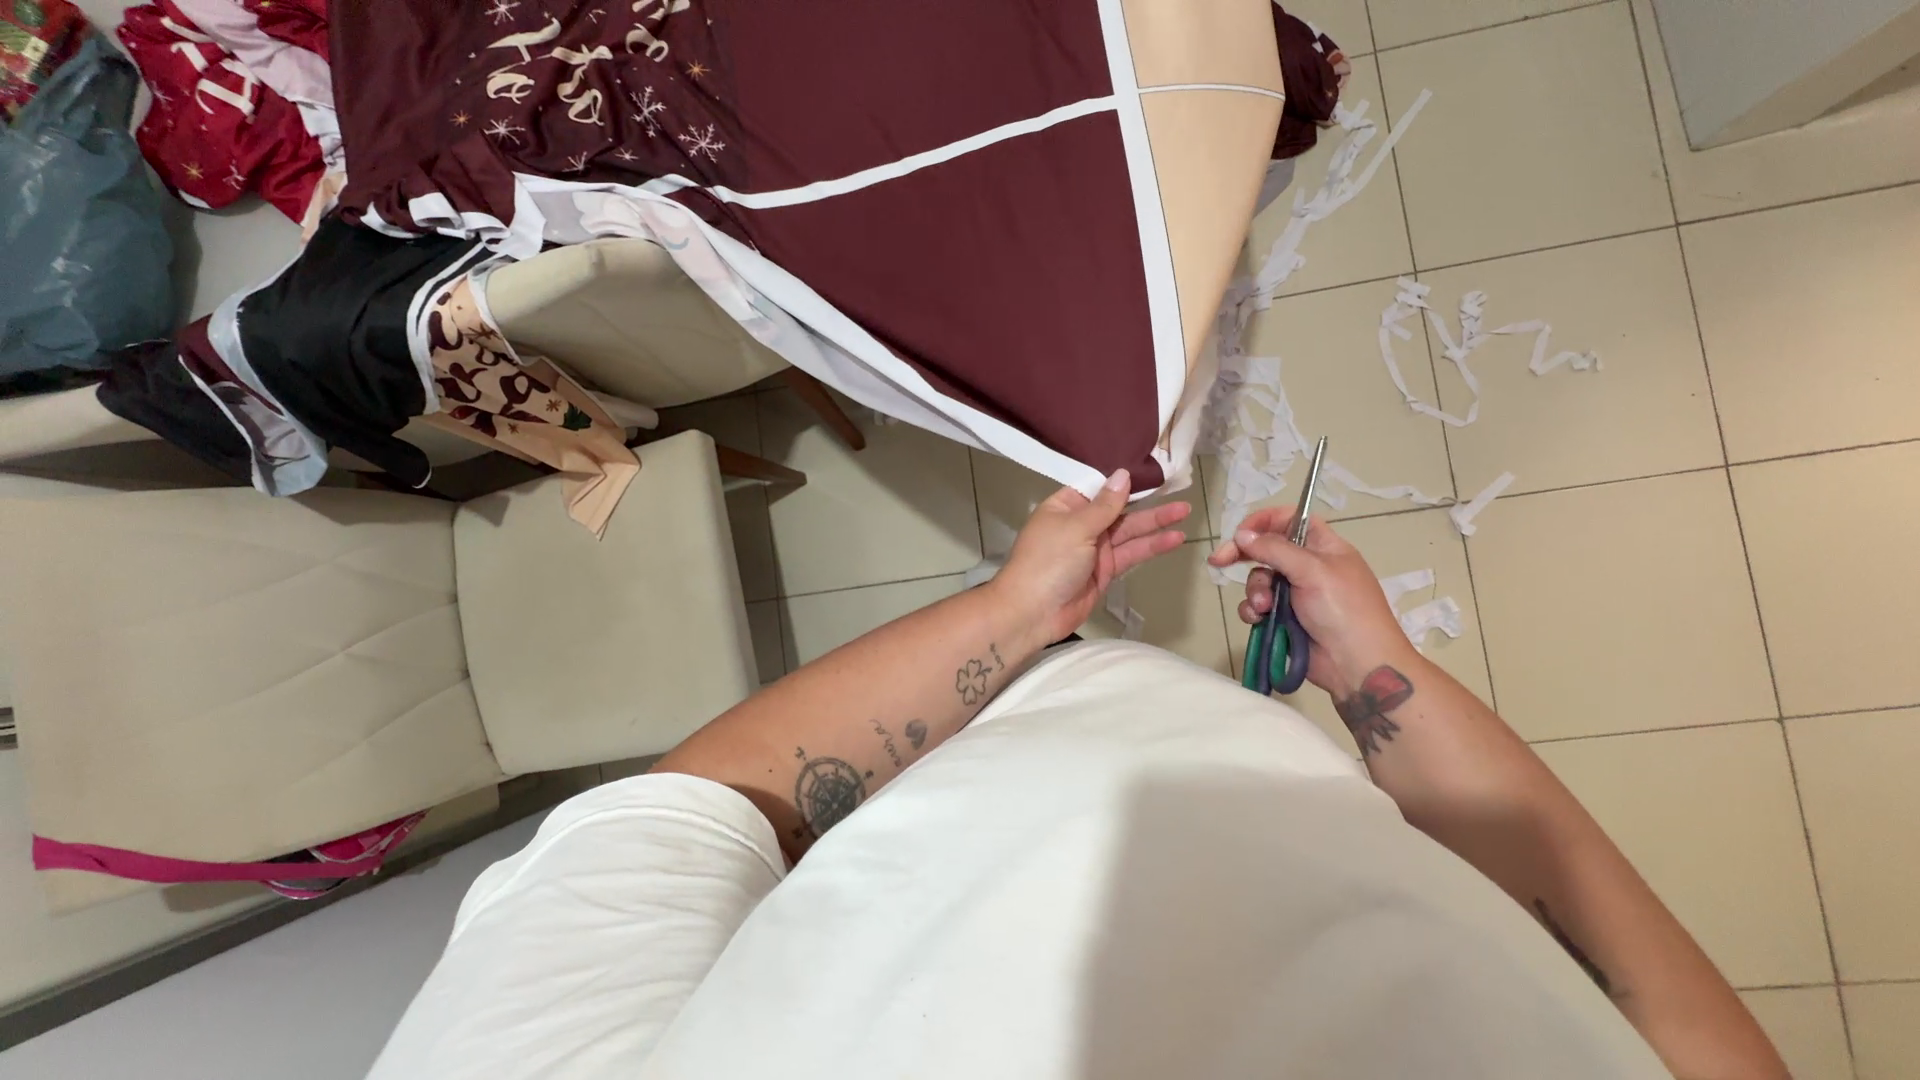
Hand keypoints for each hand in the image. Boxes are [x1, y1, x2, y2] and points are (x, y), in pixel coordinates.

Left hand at [990, 469, 1190, 644]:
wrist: (1034, 612)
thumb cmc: (1048, 561)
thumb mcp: (1076, 527)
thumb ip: (1104, 505)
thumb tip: (1123, 474)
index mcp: (1065, 507)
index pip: (1098, 487)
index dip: (1123, 480)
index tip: (1152, 468)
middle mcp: (1080, 525)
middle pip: (1118, 509)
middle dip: (1148, 502)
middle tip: (1179, 492)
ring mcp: (1094, 549)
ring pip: (1129, 532)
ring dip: (1156, 523)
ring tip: (1186, 511)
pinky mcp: (1105, 571)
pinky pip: (1131, 554)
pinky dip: (1152, 547)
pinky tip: (1175, 538)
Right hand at [1207, 508, 1415, 693]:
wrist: (1356, 663)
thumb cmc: (1344, 608)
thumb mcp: (1312, 570)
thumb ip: (1274, 549)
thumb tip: (1241, 534)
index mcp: (1323, 547)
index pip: (1289, 520)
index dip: (1263, 522)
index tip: (1240, 533)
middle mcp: (1307, 566)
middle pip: (1266, 549)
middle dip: (1243, 555)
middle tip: (1219, 561)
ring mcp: (1295, 593)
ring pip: (1259, 579)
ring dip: (1255, 590)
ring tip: (1263, 607)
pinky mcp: (1283, 618)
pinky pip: (1257, 606)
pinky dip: (1253, 610)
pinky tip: (1258, 620)